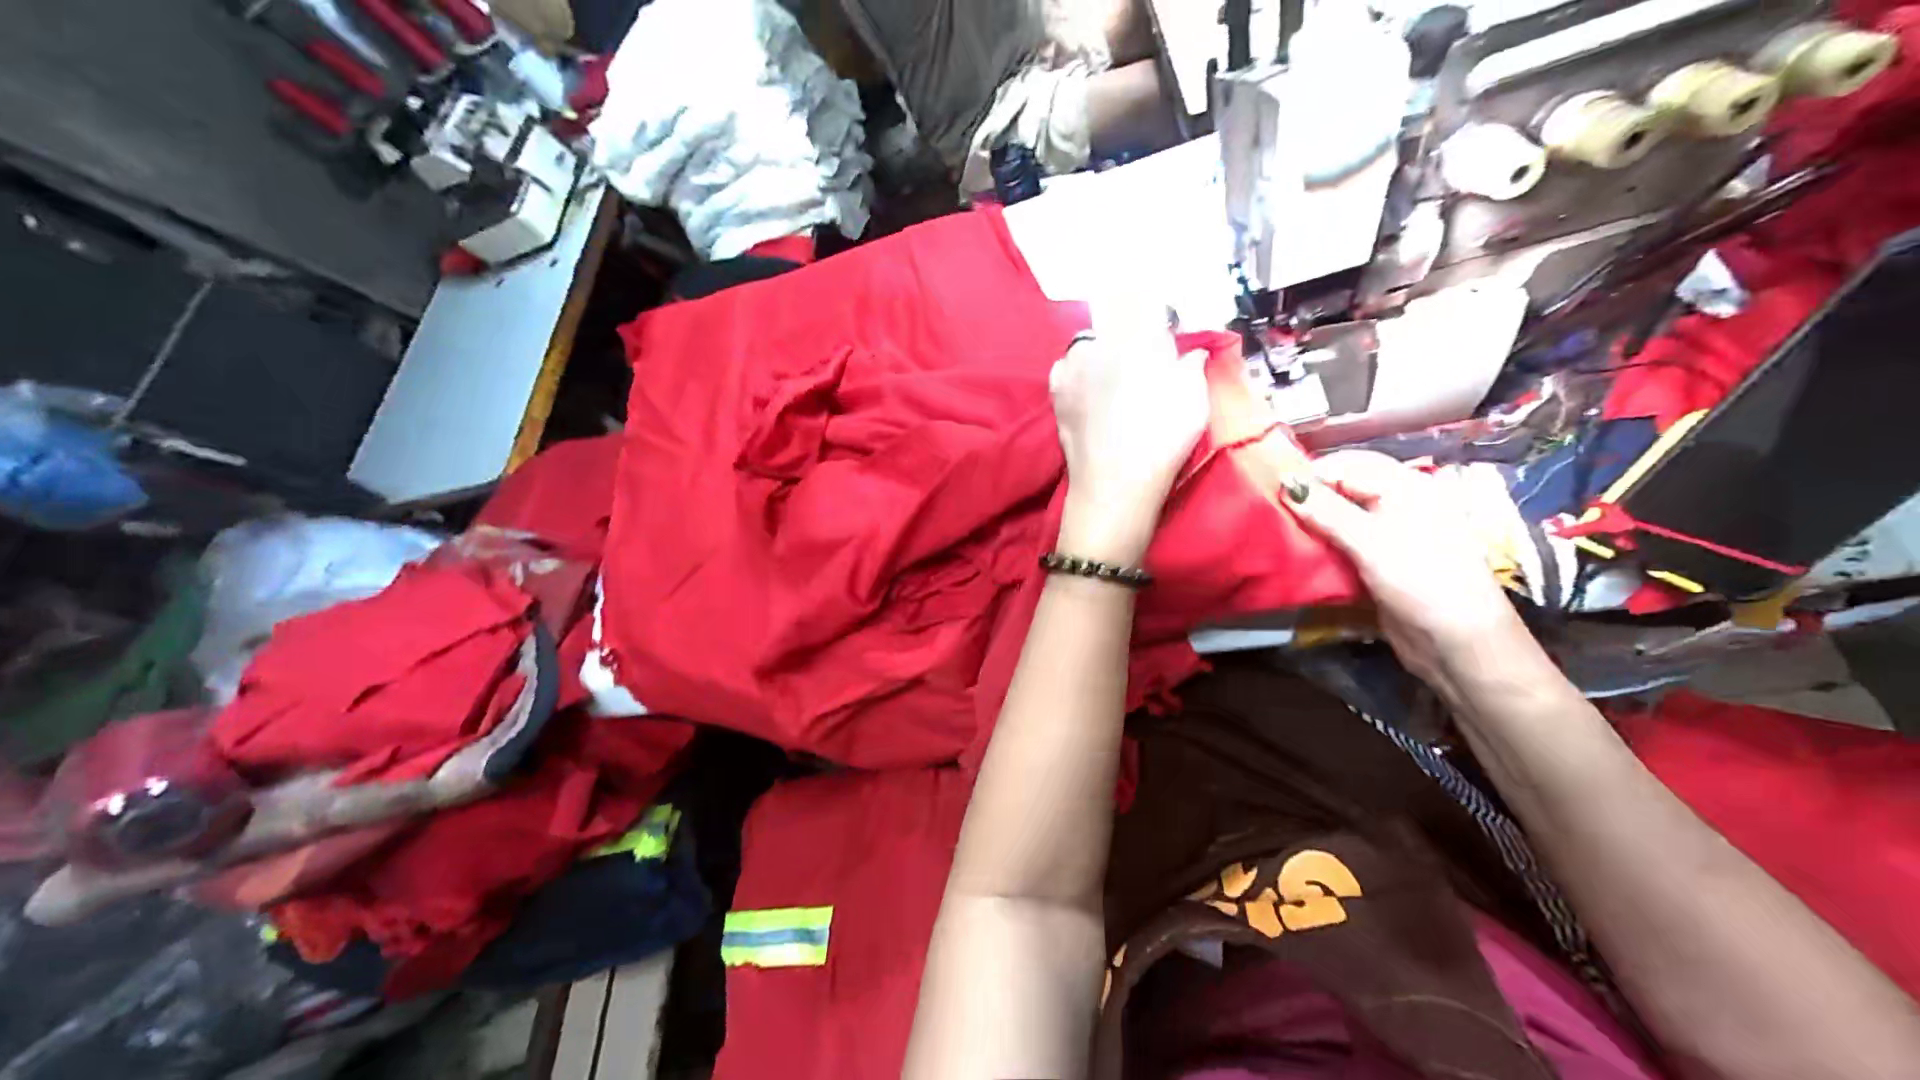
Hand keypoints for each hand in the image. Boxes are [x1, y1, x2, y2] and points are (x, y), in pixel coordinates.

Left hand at [1049, 330, 1208, 565]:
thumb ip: (1191, 365)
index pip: (1148, 304)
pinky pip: (1070, 369)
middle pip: (1115, 323)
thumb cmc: (1161, 438)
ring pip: (1089, 345)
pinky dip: (1082, 374)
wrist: (1114, 484)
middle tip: (1142, 360)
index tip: (1165, 328)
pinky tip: (1093, 394)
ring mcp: (1070, 365)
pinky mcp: (1055, 391)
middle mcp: (1097, 340)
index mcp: (1134, 334)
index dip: (1159, 316)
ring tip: (1117, 381)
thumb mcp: (1194, 398)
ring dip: (1102, 353)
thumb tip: (1190, 354)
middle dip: (1129, 334)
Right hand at [1283, 450, 1531, 688]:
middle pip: (1344, 488)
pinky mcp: (1377, 562)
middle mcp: (1399, 505)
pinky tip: (1295, 551)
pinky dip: (1319, 544)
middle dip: (1308, 496)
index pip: (1350, 465)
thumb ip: (1327, 512)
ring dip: (1310, 522)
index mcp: (1408, 488)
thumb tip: (1286, 484)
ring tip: (1276, 528)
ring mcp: (1388, 535)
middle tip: (1269, 508)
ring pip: (1339, 517)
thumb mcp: (1371, 542)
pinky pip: (1341, 544)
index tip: (1272, 488)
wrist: (1457, 644)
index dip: (1312, 473)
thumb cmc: (1422, 582)